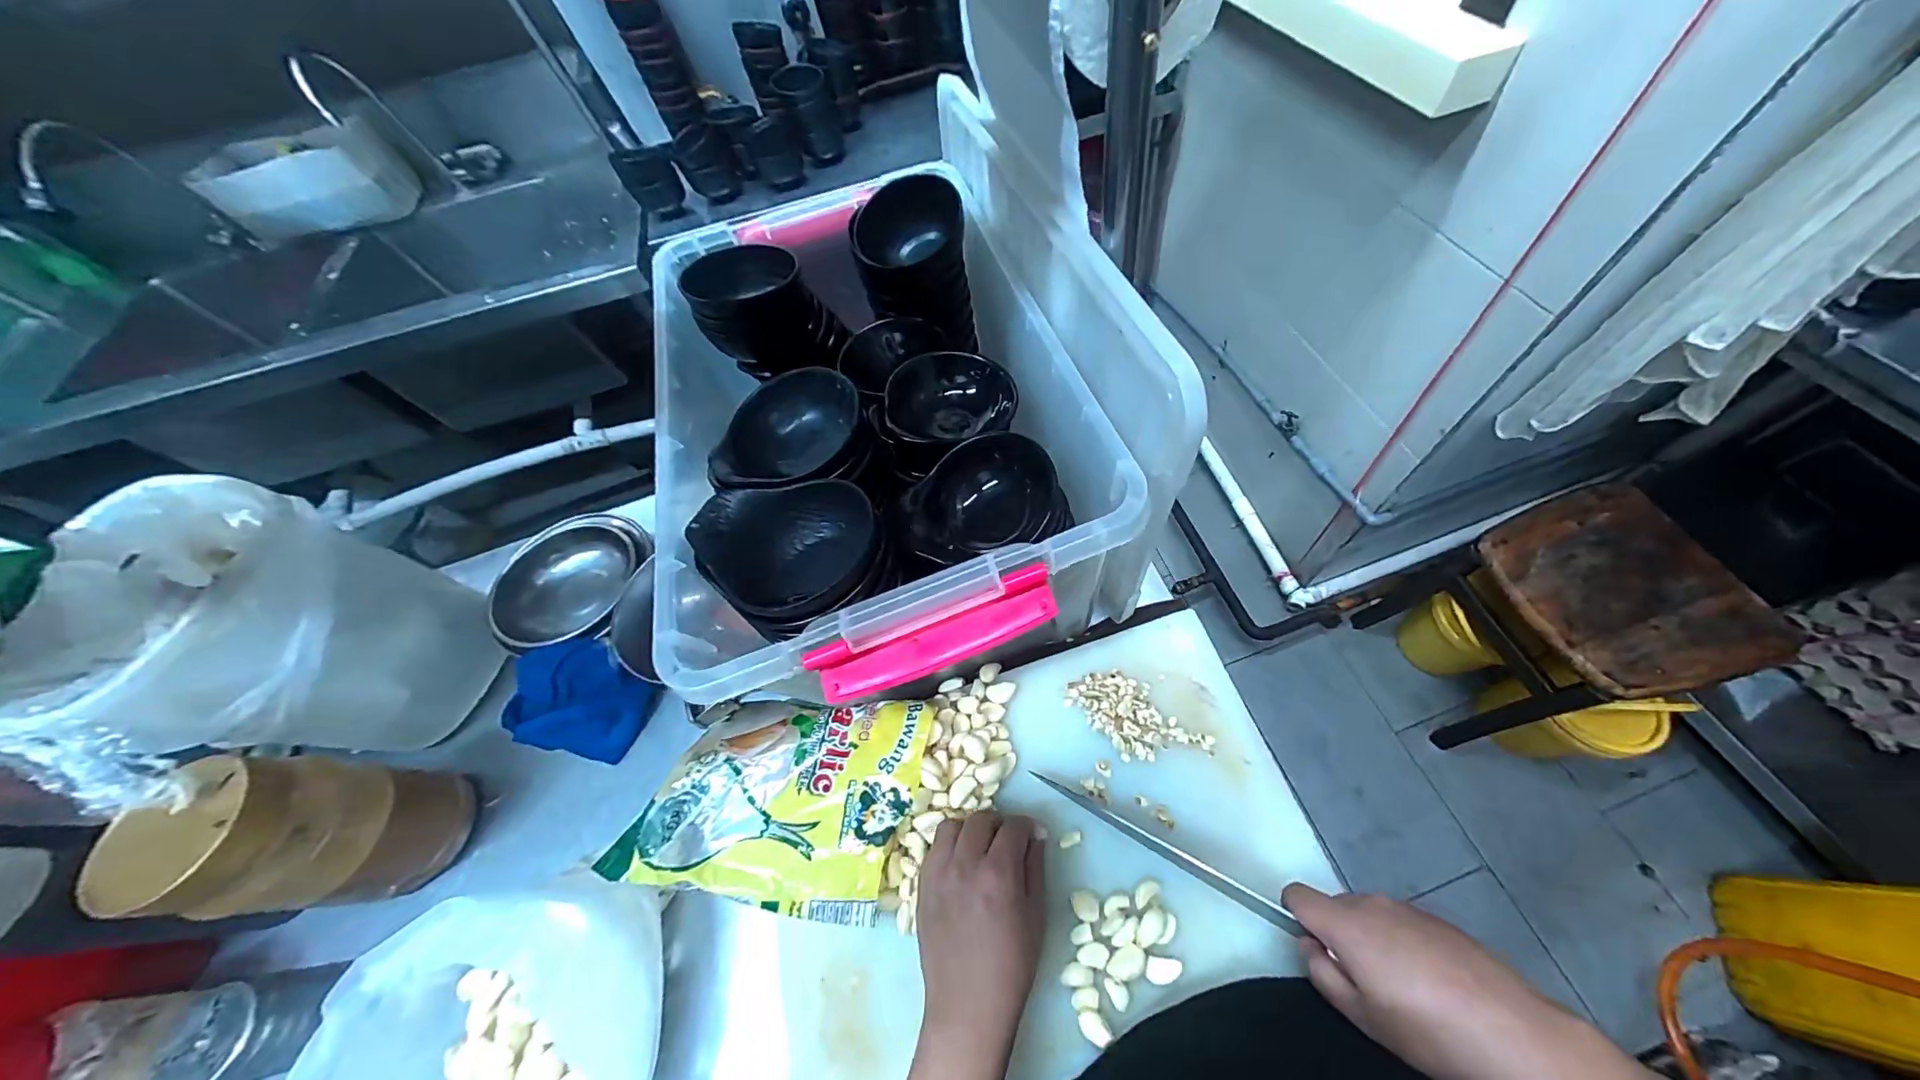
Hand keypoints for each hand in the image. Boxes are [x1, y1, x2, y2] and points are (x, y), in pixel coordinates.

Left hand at [908, 812, 1045, 1079]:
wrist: (968, 1004)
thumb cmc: (1011, 965)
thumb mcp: (1036, 915)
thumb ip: (1034, 868)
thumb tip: (1035, 837)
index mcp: (998, 872)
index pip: (1014, 827)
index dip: (1028, 826)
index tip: (1033, 835)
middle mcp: (964, 864)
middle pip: (981, 819)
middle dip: (1000, 823)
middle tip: (1009, 841)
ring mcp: (938, 872)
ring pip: (953, 825)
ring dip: (971, 829)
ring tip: (981, 847)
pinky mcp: (921, 884)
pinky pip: (935, 847)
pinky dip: (950, 845)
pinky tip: (961, 863)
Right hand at [1282, 884, 1653, 1079]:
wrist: (1516, 1036)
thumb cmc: (1428, 1029)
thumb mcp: (1360, 1015)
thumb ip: (1320, 973)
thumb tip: (1312, 949)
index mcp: (1346, 922)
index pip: (1297, 895)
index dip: (1297, 920)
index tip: (1316, 952)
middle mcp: (1374, 904)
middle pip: (1335, 905)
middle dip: (1338, 934)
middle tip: (1364, 982)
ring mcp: (1411, 909)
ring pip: (1371, 915)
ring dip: (1373, 939)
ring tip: (1405, 988)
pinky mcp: (1442, 921)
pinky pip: (1403, 923)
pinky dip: (1405, 944)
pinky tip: (1434, 985)